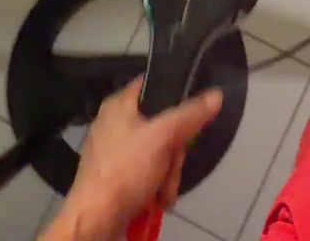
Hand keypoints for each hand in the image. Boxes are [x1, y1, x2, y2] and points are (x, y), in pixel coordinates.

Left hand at [41, 77, 222, 240]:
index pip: (155, 84)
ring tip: (164, 192)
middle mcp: (114, 123)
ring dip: (168, 173)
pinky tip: (157, 200)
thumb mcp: (164, 137)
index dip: (176, 96)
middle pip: (161, 124)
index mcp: (119, 104)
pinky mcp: (114, 177)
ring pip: (156, 151)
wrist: (93, 224)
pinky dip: (155, 185)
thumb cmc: (125, 171)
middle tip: (174, 166)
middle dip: (174, 151)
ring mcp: (113, 152)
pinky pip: (144, 171)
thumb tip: (216, 94)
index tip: (189, 116)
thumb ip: (191, 114)